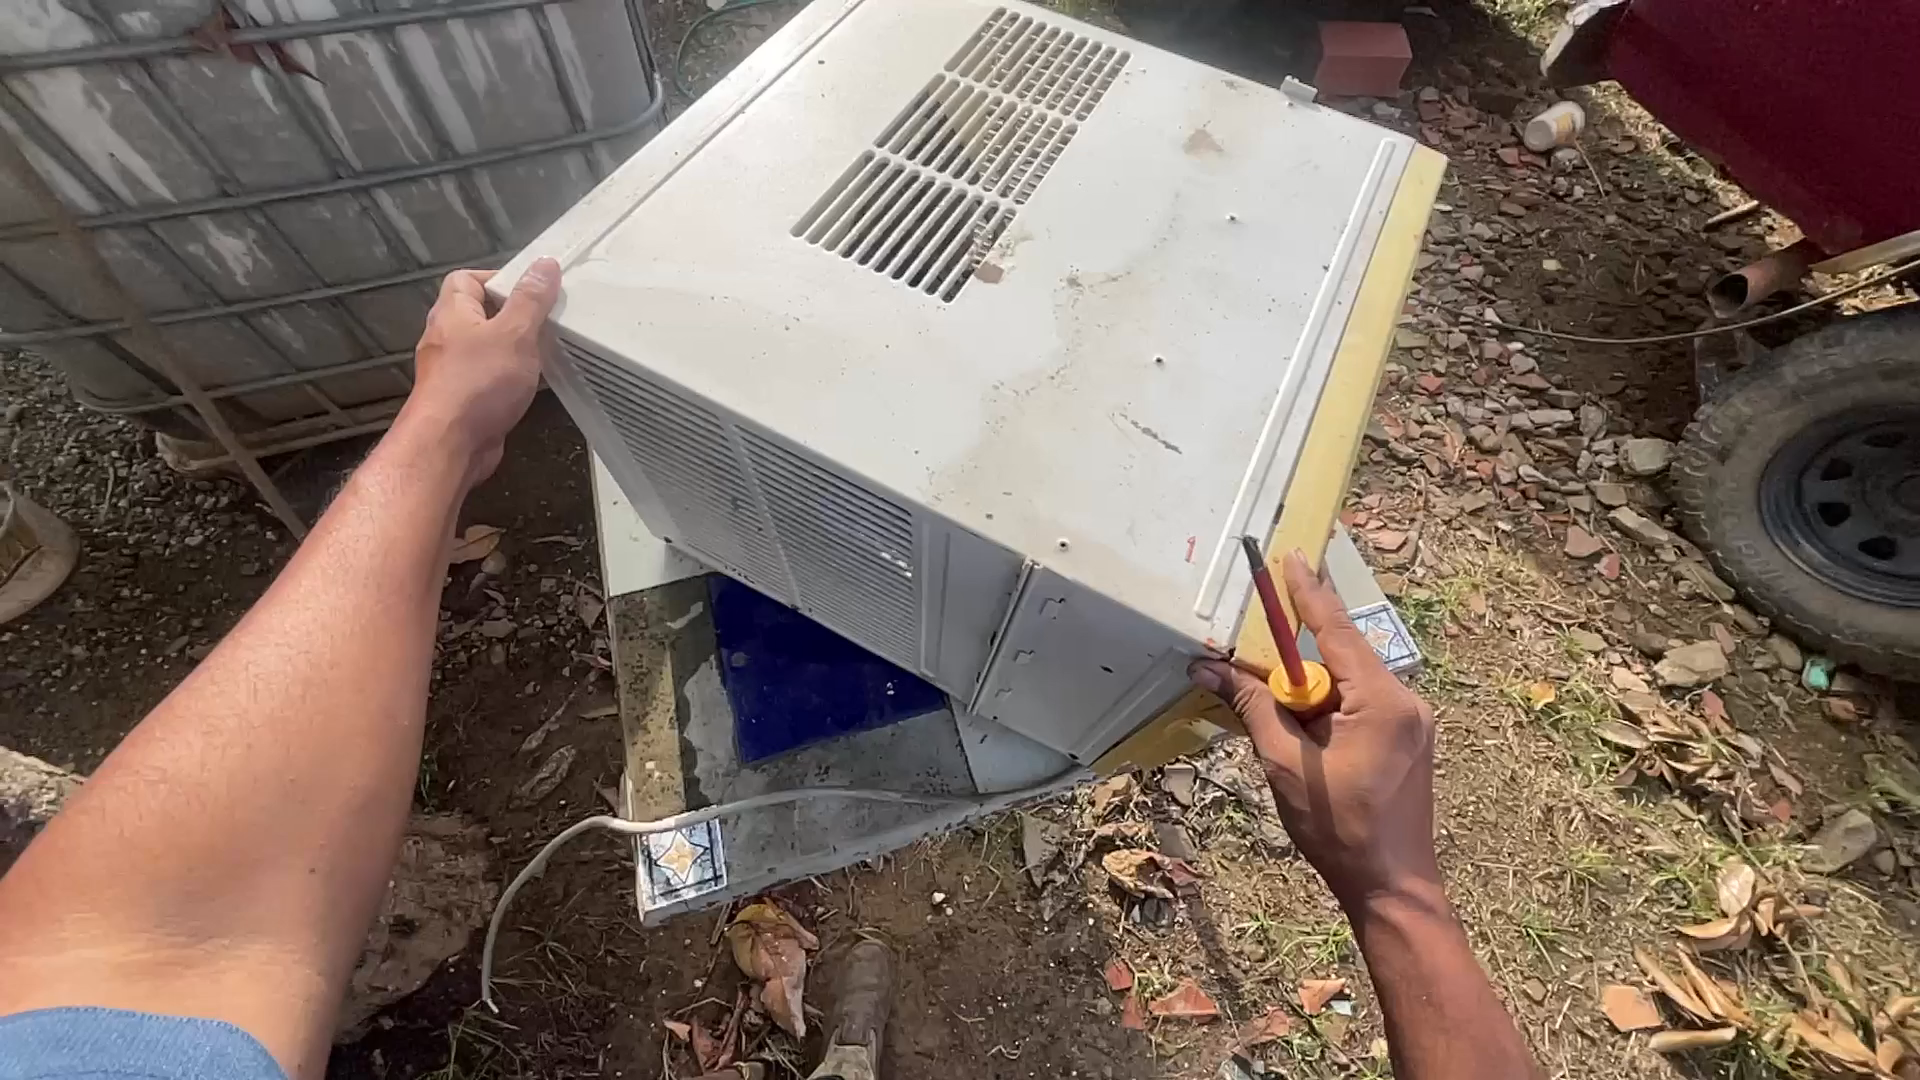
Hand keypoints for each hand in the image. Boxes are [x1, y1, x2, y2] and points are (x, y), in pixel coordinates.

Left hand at [403, 258, 561, 486]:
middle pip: (479, 312)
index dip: (498, 278)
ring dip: (515, 346)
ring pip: (487, 346)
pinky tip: (533, 382)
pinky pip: (492, 374)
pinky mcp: (467, 396)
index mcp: (452, 313)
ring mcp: (455, 369)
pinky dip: (513, 373)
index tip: (533, 289)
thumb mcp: (515, 334)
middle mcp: (447, 337)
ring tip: (547, 349)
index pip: (466, 279)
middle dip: (514, 314)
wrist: (453, 442)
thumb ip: (531, 301)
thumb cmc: (480, 383)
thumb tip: (544, 264)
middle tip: (548, 319)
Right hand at [1189, 550, 1439, 908]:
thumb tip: (1207, 667)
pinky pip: (1355, 703)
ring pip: (1345, 683)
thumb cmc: (1339, 828)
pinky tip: (1298, 732)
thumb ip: (1251, 705)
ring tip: (1280, 728)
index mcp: (1383, 702)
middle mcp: (1405, 701)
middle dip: (1293, 664)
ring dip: (1305, 693)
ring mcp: (1409, 721)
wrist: (1393, 888)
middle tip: (1253, 666)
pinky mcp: (1403, 738)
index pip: (1337, 630)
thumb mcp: (1285, 761)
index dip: (1308, 593)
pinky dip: (1320, 707)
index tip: (1291, 557)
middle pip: (1338, 657)